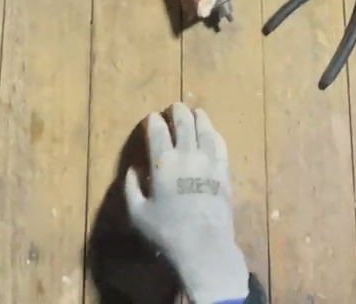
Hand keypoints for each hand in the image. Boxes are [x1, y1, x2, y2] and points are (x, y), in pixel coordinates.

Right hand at [123, 103, 250, 303]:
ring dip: (197, 117)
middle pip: (183, 122)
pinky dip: (213, 133)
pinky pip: (220, 143)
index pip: (158, 130)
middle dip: (176, 111)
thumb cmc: (167, 232)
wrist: (204, 247)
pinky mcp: (224, 170)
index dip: (153, 120)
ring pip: (204, 127)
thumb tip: (134, 169)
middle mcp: (187, 153)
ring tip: (194, 112)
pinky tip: (211, 133)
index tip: (152, 118)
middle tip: (174, 107)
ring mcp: (209, 159)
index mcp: (163, 162)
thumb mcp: (138, 214)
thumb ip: (131, 188)